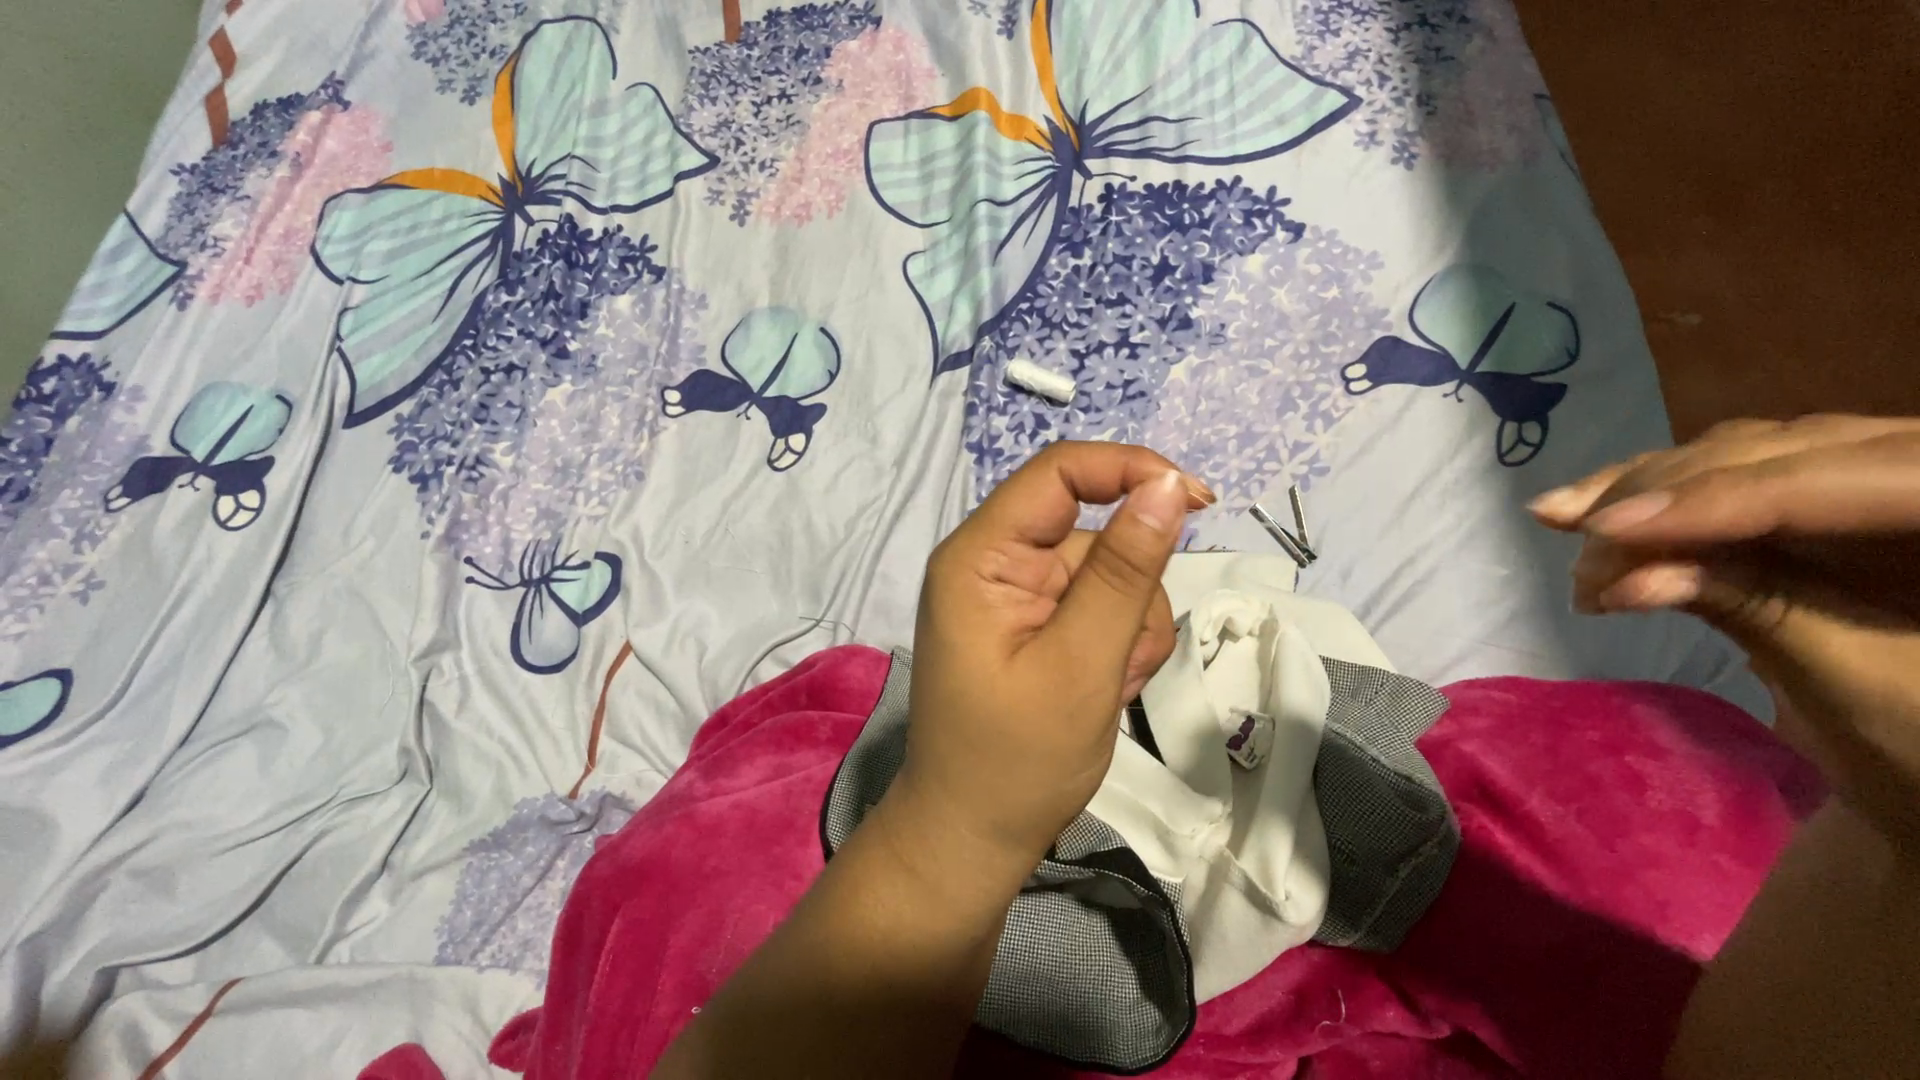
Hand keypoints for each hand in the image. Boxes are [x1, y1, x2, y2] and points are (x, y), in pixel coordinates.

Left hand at [896, 442, 1211, 868]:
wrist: (975, 836)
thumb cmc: (1016, 760)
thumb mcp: (1081, 662)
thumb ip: (1125, 572)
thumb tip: (1166, 486)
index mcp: (980, 556)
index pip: (1058, 473)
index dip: (1130, 470)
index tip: (1197, 502)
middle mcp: (992, 563)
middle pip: (1093, 533)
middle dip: (1131, 592)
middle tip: (1125, 662)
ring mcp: (1014, 597)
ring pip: (1108, 575)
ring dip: (1130, 627)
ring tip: (1109, 687)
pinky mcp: (1034, 627)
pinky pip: (1099, 609)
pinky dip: (1118, 645)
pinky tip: (1104, 691)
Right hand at [1529, 416, 1919, 844]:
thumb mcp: (1863, 681)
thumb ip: (1756, 609)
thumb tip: (1626, 578)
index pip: (1839, 479)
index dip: (1715, 500)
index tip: (1605, 531)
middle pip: (1785, 451)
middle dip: (1663, 489)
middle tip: (1568, 529)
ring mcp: (1880, 480)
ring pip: (1750, 454)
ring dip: (1646, 489)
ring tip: (1562, 521)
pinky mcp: (1831, 502)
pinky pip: (1738, 478)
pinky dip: (1662, 501)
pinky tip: (1598, 518)